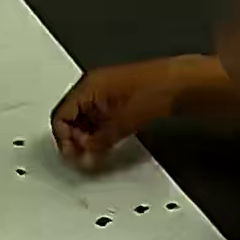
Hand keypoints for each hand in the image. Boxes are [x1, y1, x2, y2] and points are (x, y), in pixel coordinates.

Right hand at [50, 57, 208, 169]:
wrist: (179, 83)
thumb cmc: (154, 91)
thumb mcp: (120, 124)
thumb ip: (98, 142)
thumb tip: (86, 156)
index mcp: (88, 86)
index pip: (60, 116)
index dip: (63, 139)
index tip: (73, 155)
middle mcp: (92, 88)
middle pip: (69, 119)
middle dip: (74, 140)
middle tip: (85, 157)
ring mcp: (103, 94)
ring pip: (82, 122)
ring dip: (86, 140)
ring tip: (96, 153)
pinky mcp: (114, 101)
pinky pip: (96, 120)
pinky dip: (96, 134)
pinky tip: (105, 145)